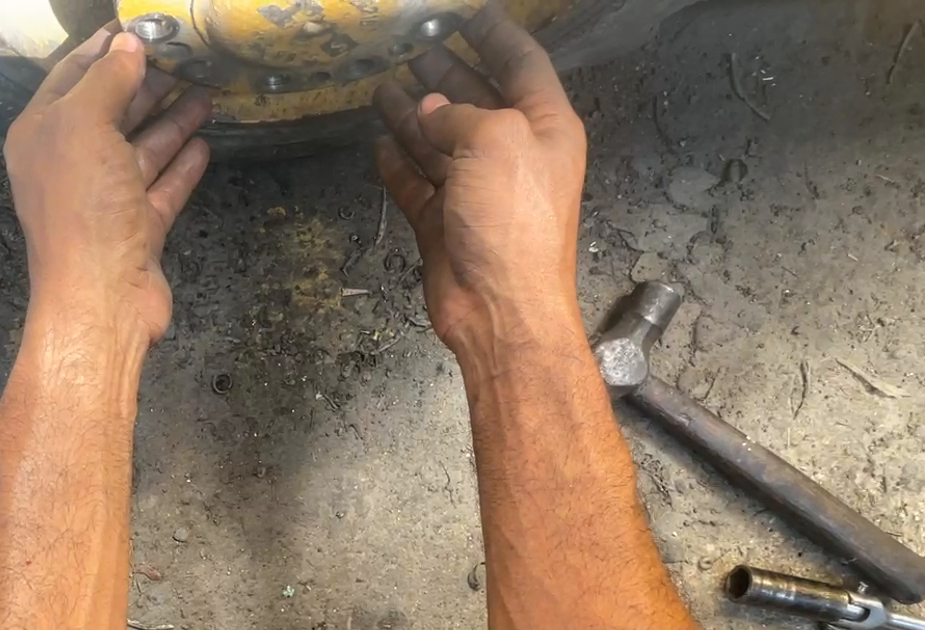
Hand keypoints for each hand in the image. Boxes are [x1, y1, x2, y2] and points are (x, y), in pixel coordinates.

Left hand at [5, 29, 213, 347]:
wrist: (102, 297)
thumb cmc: (83, 206)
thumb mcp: (84, 125)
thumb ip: (107, 80)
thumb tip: (129, 46)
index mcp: (42, 135)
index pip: (72, 77)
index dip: (103, 49)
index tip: (138, 27)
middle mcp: (72, 166)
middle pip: (112, 113)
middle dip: (146, 84)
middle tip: (184, 57)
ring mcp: (107, 202)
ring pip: (142, 151)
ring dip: (172, 121)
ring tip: (206, 92)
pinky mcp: (139, 232)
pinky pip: (162, 190)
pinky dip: (182, 167)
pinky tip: (203, 144)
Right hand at [372, 6, 587, 368]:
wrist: (500, 306)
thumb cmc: (512, 217)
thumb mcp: (495, 141)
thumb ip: (460, 115)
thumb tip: (427, 112)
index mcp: (543, 127)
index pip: (521, 65)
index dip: (494, 35)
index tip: (468, 12)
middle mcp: (509, 156)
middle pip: (475, 103)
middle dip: (445, 76)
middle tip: (413, 51)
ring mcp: (473, 193)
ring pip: (438, 145)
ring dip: (412, 118)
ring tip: (383, 88)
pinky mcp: (442, 226)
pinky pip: (417, 187)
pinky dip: (398, 167)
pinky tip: (380, 144)